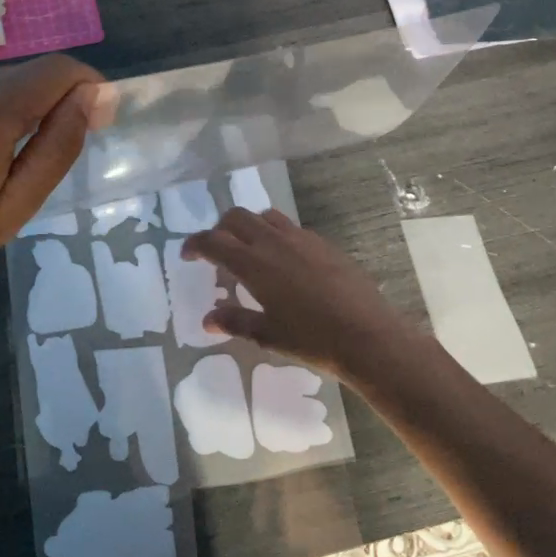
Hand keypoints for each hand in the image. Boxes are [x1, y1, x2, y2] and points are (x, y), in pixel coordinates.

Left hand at [0, 55, 101, 300]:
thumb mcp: (19, 203)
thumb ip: (58, 146)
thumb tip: (93, 96)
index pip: (56, 69)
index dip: (88, 85)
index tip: (100, 120)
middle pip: (23, 74)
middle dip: (53, 99)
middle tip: (60, 149)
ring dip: (15, 107)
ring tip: (10, 162)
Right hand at [184, 208, 416, 380]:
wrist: (368, 337)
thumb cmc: (311, 340)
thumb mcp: (267, 335)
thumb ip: (234, 322)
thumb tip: (208, 320)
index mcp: (253, 263)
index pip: (213, 241)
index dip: (195, 244)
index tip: (187, 254)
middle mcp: (274, 243)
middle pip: (236, 217)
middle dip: (220, 228)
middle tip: (217, 250)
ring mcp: (302, 240)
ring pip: (265, 216)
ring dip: (250, 226)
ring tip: (250, 249)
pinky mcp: (325, 245)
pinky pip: (292, 229)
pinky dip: (277, 236)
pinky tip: (286, 262)